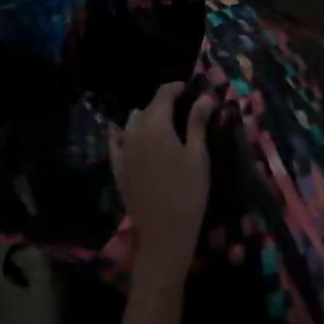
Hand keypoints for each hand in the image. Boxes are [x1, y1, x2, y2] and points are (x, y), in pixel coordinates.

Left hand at [110, 83, 215, 271]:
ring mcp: (123, 150)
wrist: (162, 235)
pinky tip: (135, 140)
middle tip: (184, 111)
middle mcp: (134, 132)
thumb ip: (198, 122)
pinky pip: (118, 142)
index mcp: (156, 125)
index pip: (163, 94)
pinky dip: (127, 135)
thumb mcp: (198, 156)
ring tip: (165, 127)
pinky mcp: (117, 168)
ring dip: (147, 119)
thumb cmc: (188, 193)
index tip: (191, 90)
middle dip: (164, 104)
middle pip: (148, 108)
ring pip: (133, 123)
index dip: (177, 88)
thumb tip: (205, 96)